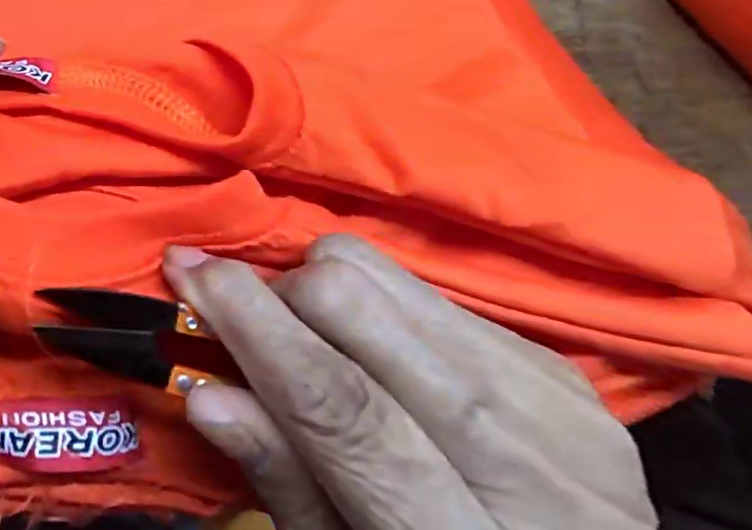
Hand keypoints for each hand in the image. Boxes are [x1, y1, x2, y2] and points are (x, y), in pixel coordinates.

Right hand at [163, 236, 654, 529]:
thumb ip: (282, 480)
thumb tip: (203, 392)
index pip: (343, 408)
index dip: (255, 328)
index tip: (188, 271)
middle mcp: (531, 468)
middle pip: (364, 309)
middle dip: (281, 293)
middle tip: (246, 316)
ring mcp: (557, 407)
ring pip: (392, 277)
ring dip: (323, 289)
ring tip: (309, 333)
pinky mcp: (563, 371)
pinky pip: (429, 289)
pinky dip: (375, 302)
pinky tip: (376, 349)